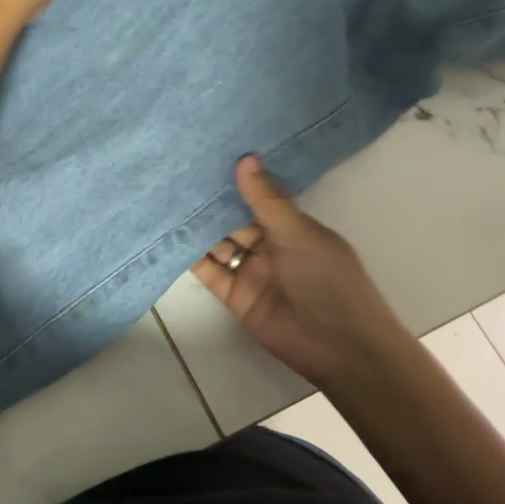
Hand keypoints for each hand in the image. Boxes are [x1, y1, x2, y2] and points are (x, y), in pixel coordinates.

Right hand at [191, 156, 408, 386]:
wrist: (338, 347)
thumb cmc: (328, 281)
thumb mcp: (299, 234)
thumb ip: (266, 200)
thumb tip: (244, 158)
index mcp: (292, 227)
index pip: (258, 197)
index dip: (236, 180)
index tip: (206, 156)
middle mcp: (270, 246)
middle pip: (233, 219)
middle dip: (210, 202)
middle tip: (176, 174)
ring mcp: (251, 271)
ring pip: (217, 243)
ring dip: (197, 227)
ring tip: (165, 201)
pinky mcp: (234, 295)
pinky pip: (208, 271)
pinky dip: (190, 257)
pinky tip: (169, 236)